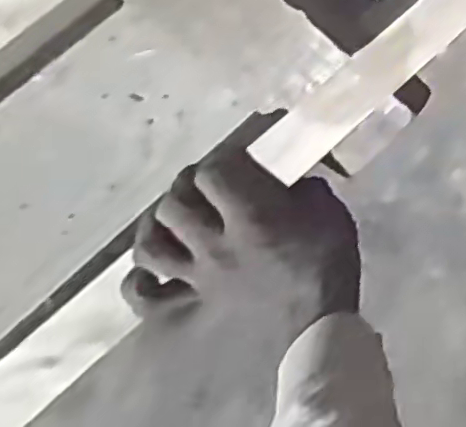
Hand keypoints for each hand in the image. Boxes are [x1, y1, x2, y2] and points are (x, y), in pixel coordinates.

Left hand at [124, 149, 360, 349]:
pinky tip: (149, 265)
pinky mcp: (192, 303)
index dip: (221, 156)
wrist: (318, 312)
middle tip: (204, 176)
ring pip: (151, 246)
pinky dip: (138, 278)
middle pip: (175, 204)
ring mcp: (198, 276)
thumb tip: (284, 181)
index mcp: (253, 215)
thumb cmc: (327, 254)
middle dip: (187, 182)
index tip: (236, 153)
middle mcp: (216, 243)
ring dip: (155, 222)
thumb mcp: (327, 206)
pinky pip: (146, 296)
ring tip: (171, 210)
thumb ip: (299, 187)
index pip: (214, 173)